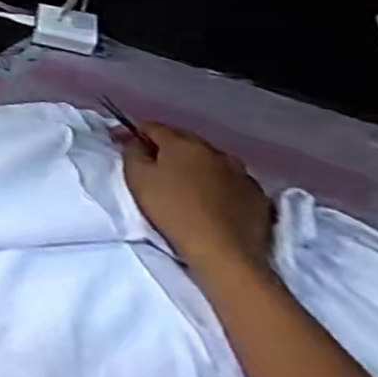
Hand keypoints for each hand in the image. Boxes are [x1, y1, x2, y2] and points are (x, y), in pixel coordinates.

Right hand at [121, 121, 272, 277]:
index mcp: (184, 144)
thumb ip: (133, 151)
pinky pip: (230, 178)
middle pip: (184, 139)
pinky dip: (215, 179)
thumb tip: (135, 139)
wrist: (223, 250)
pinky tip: (208, 194)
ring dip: (193, 161)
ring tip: (181, 176)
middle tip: (148, 157)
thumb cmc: (171, 208)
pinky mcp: (258, 196)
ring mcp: (242, 174)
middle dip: (165, 143)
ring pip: (210, 158)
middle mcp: (216, 152)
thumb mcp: (137, 176)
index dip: (133, 130)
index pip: (153, 127)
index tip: (119, 139)